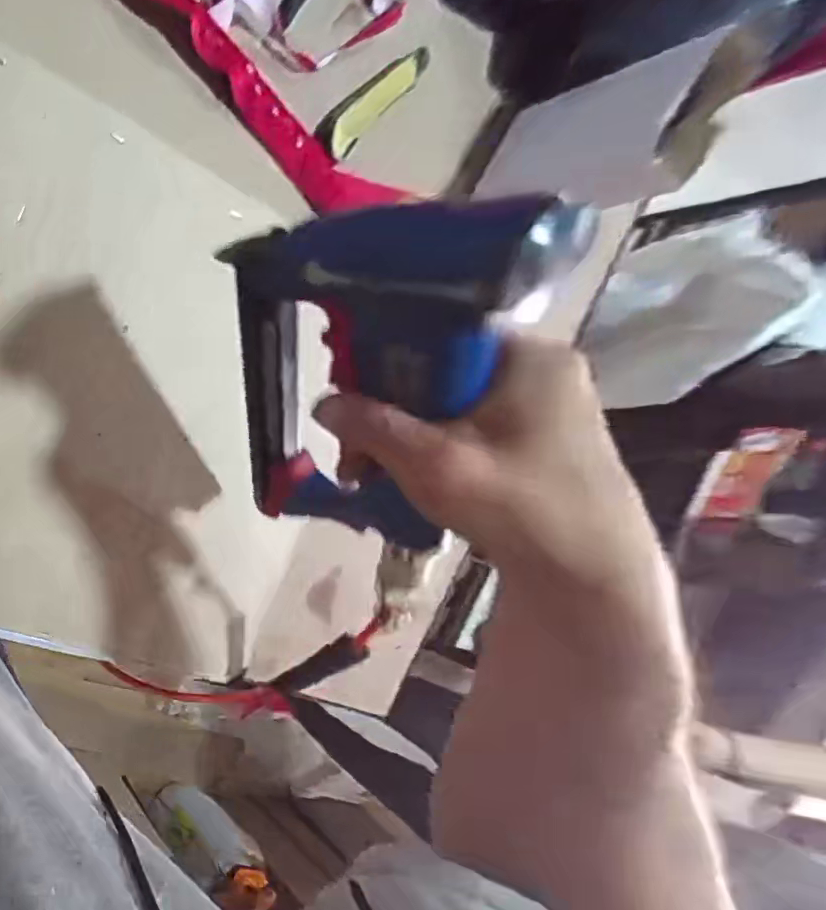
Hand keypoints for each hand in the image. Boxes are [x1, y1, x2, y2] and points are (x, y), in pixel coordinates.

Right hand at [314, 336, 661, 594]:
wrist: (587, 573)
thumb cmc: (515, 504)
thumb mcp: (428, 461)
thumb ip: (370, 425)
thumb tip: (321, 402)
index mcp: (526, 356)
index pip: (431, 336)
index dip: (378, 366)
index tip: (347, 404)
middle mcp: (534, 369)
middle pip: (428, 374)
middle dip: (379, 414)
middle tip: (355, 456)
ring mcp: (536, 404)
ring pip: (435, 404)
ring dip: (392, 437)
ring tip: (369, 475)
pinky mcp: (529, 436)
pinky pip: (454, 426)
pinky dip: (419, 449)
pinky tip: (400, 477)